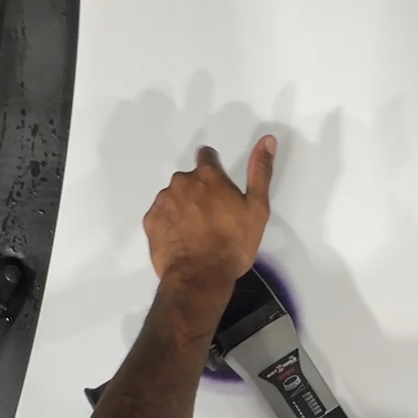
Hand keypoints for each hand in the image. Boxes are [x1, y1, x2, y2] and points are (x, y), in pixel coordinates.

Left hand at [143, 137, 275, 290]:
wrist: (200, 277)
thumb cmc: (232, 245)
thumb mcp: (256, 210)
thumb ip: (260, 172)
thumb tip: (267, 139)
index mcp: (208, 176)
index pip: (207, 156)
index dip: (213, 169)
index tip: (218, 187)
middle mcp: (182, 182)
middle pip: (190, 180)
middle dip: (198, 194)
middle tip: (210, 220)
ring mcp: (163, 201)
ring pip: (173, 198)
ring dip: (183, 209)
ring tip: (195, 234)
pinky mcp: (150, 222)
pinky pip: (160, 217)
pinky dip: (169, 225)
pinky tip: (181, 242)